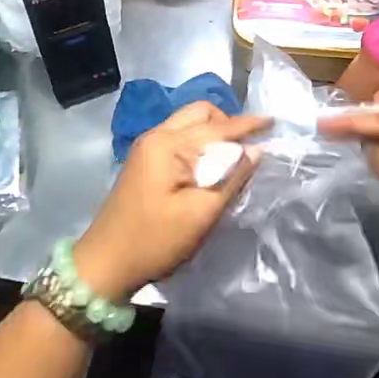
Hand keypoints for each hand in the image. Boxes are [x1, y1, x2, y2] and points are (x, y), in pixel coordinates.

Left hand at [73, 103, 267, 303]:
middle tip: (249, 145)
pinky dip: (199, 141)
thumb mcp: (200, 214)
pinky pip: (179, 136)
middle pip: (200, 112)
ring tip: (233, 155)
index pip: (218, 127)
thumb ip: (232, 179)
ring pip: (189, 122)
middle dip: (228, 122)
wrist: (104, 265)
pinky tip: (210, 163)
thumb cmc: (154, 241)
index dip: (248, 125)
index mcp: (169, 145)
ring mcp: (147, 146)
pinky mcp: (144, 160)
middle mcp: (156, 136)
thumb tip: (257, 151)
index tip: (274, 122)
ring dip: (213, 131)